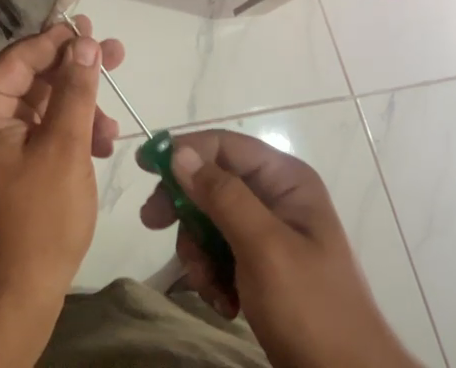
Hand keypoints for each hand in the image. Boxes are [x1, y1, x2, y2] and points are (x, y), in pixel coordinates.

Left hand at [0, 15, 125, 305]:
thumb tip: (85, 43)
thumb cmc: (40, 213)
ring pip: (48, 102)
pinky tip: (104, 144)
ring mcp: (6, 141)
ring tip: (113, 123)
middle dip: (76, 70)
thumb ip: (75, 90)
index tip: (90, 30)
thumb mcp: (64, 146)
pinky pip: (51, 129)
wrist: (25, 284)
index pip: (18, 58)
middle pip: (35, 76)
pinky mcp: (24, 160)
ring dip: (83, 105)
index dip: (54, 41)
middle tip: (116, 53)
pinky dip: (78, 130)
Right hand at [140, 130, 419, 367]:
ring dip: (199, 254)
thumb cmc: (311, 309)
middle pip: (211, 182)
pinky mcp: (262, 266)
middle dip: (186, 210)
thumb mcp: (264, 248)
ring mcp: (270, 234)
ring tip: (210, 287)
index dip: (183, 151)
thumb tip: (179, 152)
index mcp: (287, 181)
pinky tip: (224, 303)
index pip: (224, 146)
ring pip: (209, 221)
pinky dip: (212, 277)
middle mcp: (277, 198)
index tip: (144, 168)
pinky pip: (219, 254)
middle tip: (154, 224)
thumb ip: (222, 196)